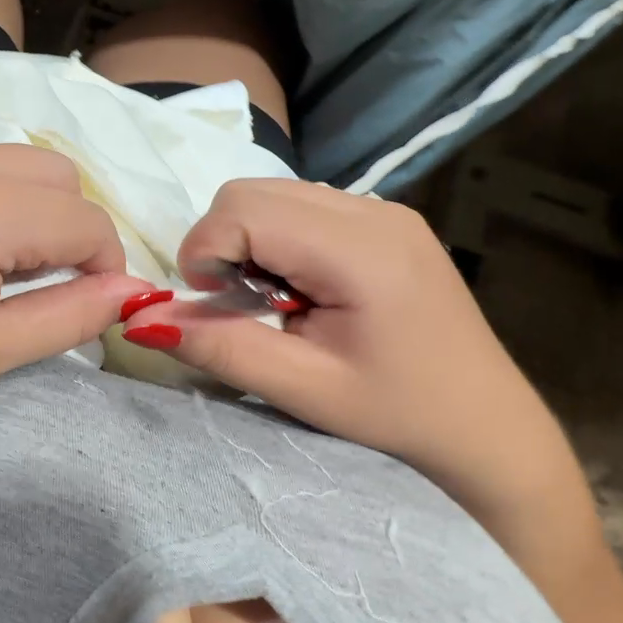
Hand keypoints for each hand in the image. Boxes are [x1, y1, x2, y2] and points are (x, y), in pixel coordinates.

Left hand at [0, 144, 151, 404]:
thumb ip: (70, 317)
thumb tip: (130, 291)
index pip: (87, 220)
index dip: (106, 266)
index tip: (88, 306)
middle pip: (59, 175)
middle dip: (73, 226)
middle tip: (43, 285)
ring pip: (18, 163)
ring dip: (34, 208)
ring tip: (2, 268)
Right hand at [119, 180, 568, 505]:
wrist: (486, 431)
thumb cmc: (395, 416)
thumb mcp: (300, 389)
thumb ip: (216, 345)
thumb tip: (136, 316)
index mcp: (362, 252)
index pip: (243, 211)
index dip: (204, 250)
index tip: (213, 302)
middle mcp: (374, 213)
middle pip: (249, 192)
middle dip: (220, 242)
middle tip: (237, 301)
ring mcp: (383, 212)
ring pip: (267, 193)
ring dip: (244, 239)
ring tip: (269, 297)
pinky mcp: (384, 221)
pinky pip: (295, 205)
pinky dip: (271, 237)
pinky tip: (295, 287)